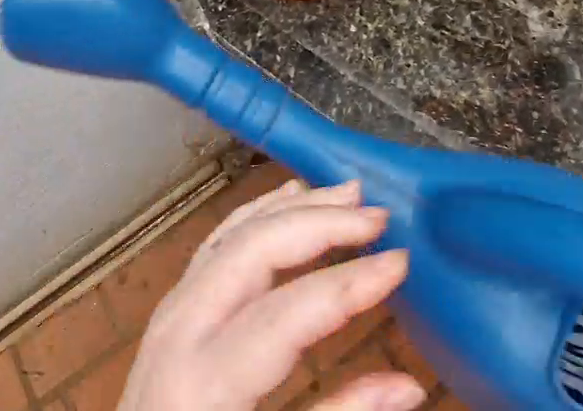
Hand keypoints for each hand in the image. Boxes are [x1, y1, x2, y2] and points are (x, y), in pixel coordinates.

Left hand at [119, 178, 423, 410]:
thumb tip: (410, 388)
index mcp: (203, 379)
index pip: (285, 314)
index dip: (346, 283)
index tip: (399, 261)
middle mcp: (181, 327)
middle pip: (253, 251)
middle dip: (319, 224)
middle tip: (378, 216)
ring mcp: (173, 307)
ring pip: (235, 233)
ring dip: (294, 208)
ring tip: (346, 194)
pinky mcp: (175, 302)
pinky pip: (220, 240)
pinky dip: (260, 213)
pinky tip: (290, 197)